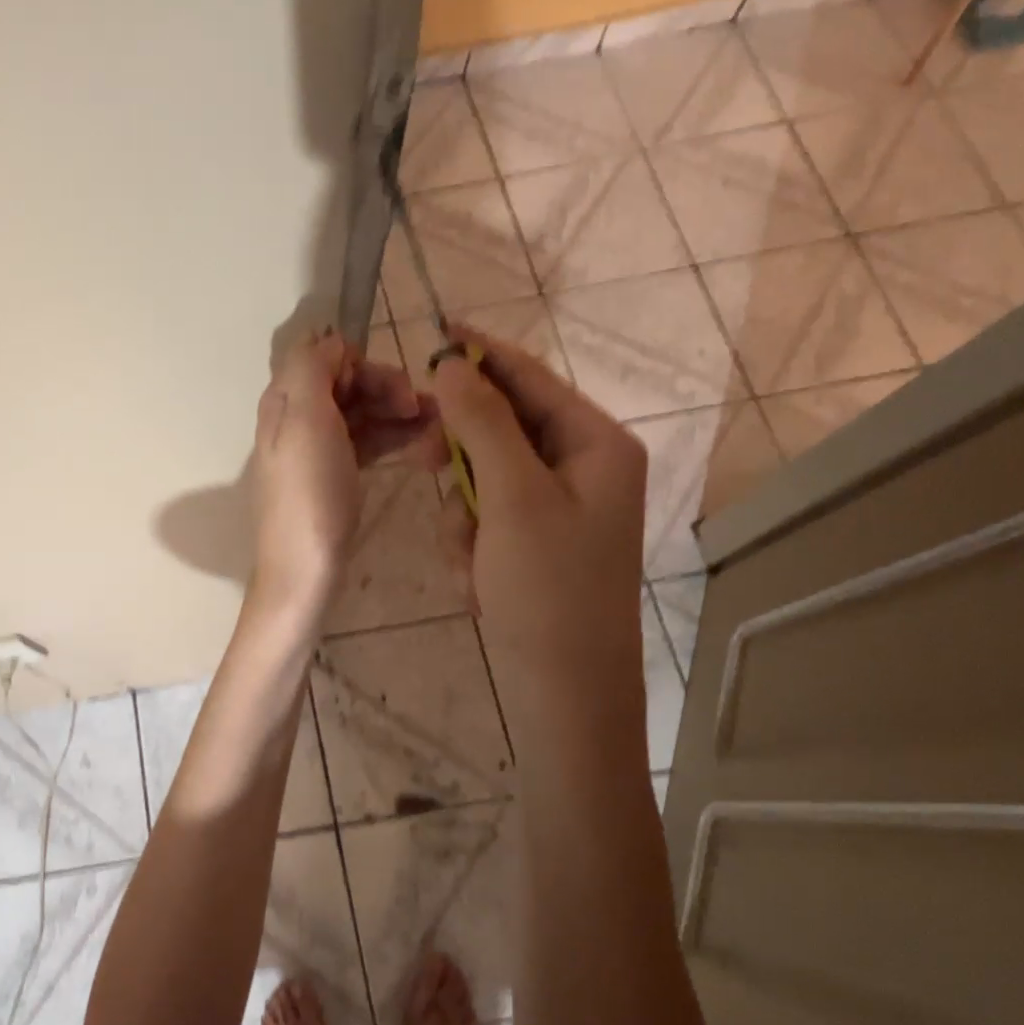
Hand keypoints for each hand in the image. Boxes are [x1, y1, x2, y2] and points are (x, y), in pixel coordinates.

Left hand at [249, 329, 428, 612]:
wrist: (305, 568)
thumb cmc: (310, 492)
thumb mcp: (306, 419)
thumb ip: (312, 367)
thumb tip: (331, 341)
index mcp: (285, 400)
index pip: (324, 356)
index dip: (361, 366)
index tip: (392, 391)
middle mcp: (297, 418)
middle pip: (348, 384)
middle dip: (389, 389)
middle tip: (427, 410)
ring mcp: (317, 449)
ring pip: (363, 413)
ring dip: (402, 414)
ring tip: (443, 430)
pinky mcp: (335, 476)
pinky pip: (368, 443)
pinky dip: (396, 439)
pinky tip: (430, 447)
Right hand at [426, 326, 648, 708]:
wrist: (567, 690)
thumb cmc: (548, 588)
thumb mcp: (512, 497)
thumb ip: (482, 423)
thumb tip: (452, 362)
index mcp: (598, 444)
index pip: (531, 379)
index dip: (481, 356)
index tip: (432, 334)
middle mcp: (585, 468)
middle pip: (505, 428)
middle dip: (464, 455)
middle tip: (425, 464)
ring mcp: (562, 509)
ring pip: (487, 477)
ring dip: (465, 512)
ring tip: (471, 556)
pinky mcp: (539, 544)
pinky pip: (490, 517)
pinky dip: (474, 543)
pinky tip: (478, 579)